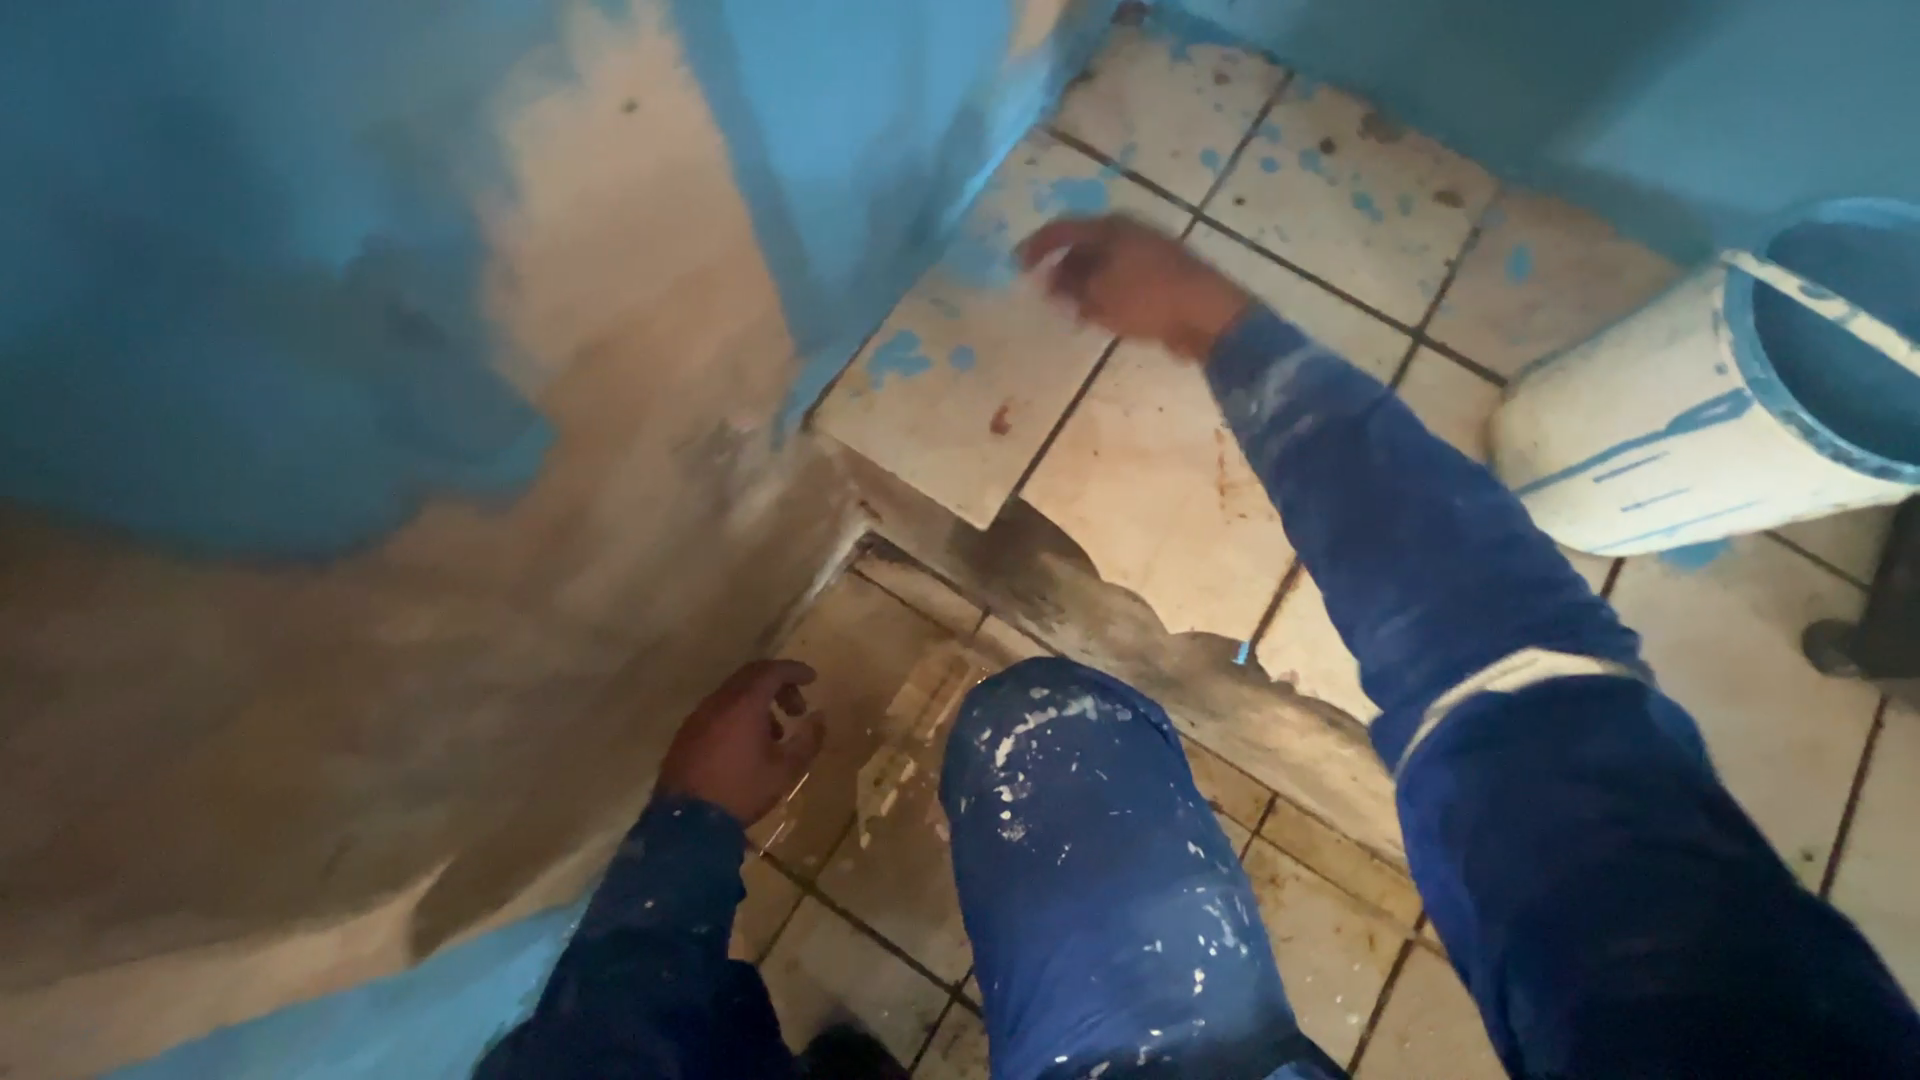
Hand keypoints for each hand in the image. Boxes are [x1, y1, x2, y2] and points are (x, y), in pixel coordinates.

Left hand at [655, 660, 824, 826]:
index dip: (795, 670)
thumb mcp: (785, 770)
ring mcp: (698, 716)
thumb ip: (808, 740)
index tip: (812, 679)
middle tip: (797, 708)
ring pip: (734, 693)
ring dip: (758, 702)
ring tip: (775, 733)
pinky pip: (718, 710)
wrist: (684, 823)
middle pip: (752, 676)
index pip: (773, 671)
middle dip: (779, 685)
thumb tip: (820, 717)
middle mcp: (719, 701)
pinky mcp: (686, 733)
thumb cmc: (741, 791)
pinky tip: (747, 745)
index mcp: (745, 704)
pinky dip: (739, 714)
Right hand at [1018, 213, 1254, 359]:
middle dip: (1061, 268)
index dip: (1036, 246)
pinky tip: (1099, 314)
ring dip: (1082, 284)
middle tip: (1045, 293)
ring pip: (1102, 264)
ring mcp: (1146, 252)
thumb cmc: (1146, 299)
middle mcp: (1127, 232)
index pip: (1062, 229)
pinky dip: (1104, 292)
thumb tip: (1052, 282)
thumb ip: (1069, 288)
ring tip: (1070, 310)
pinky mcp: (1160, 274)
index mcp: (1110, 228)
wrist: (1205, 313)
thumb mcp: (1098, 297)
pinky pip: (1120, 278)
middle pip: (1083, 245)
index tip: (1018, 265)